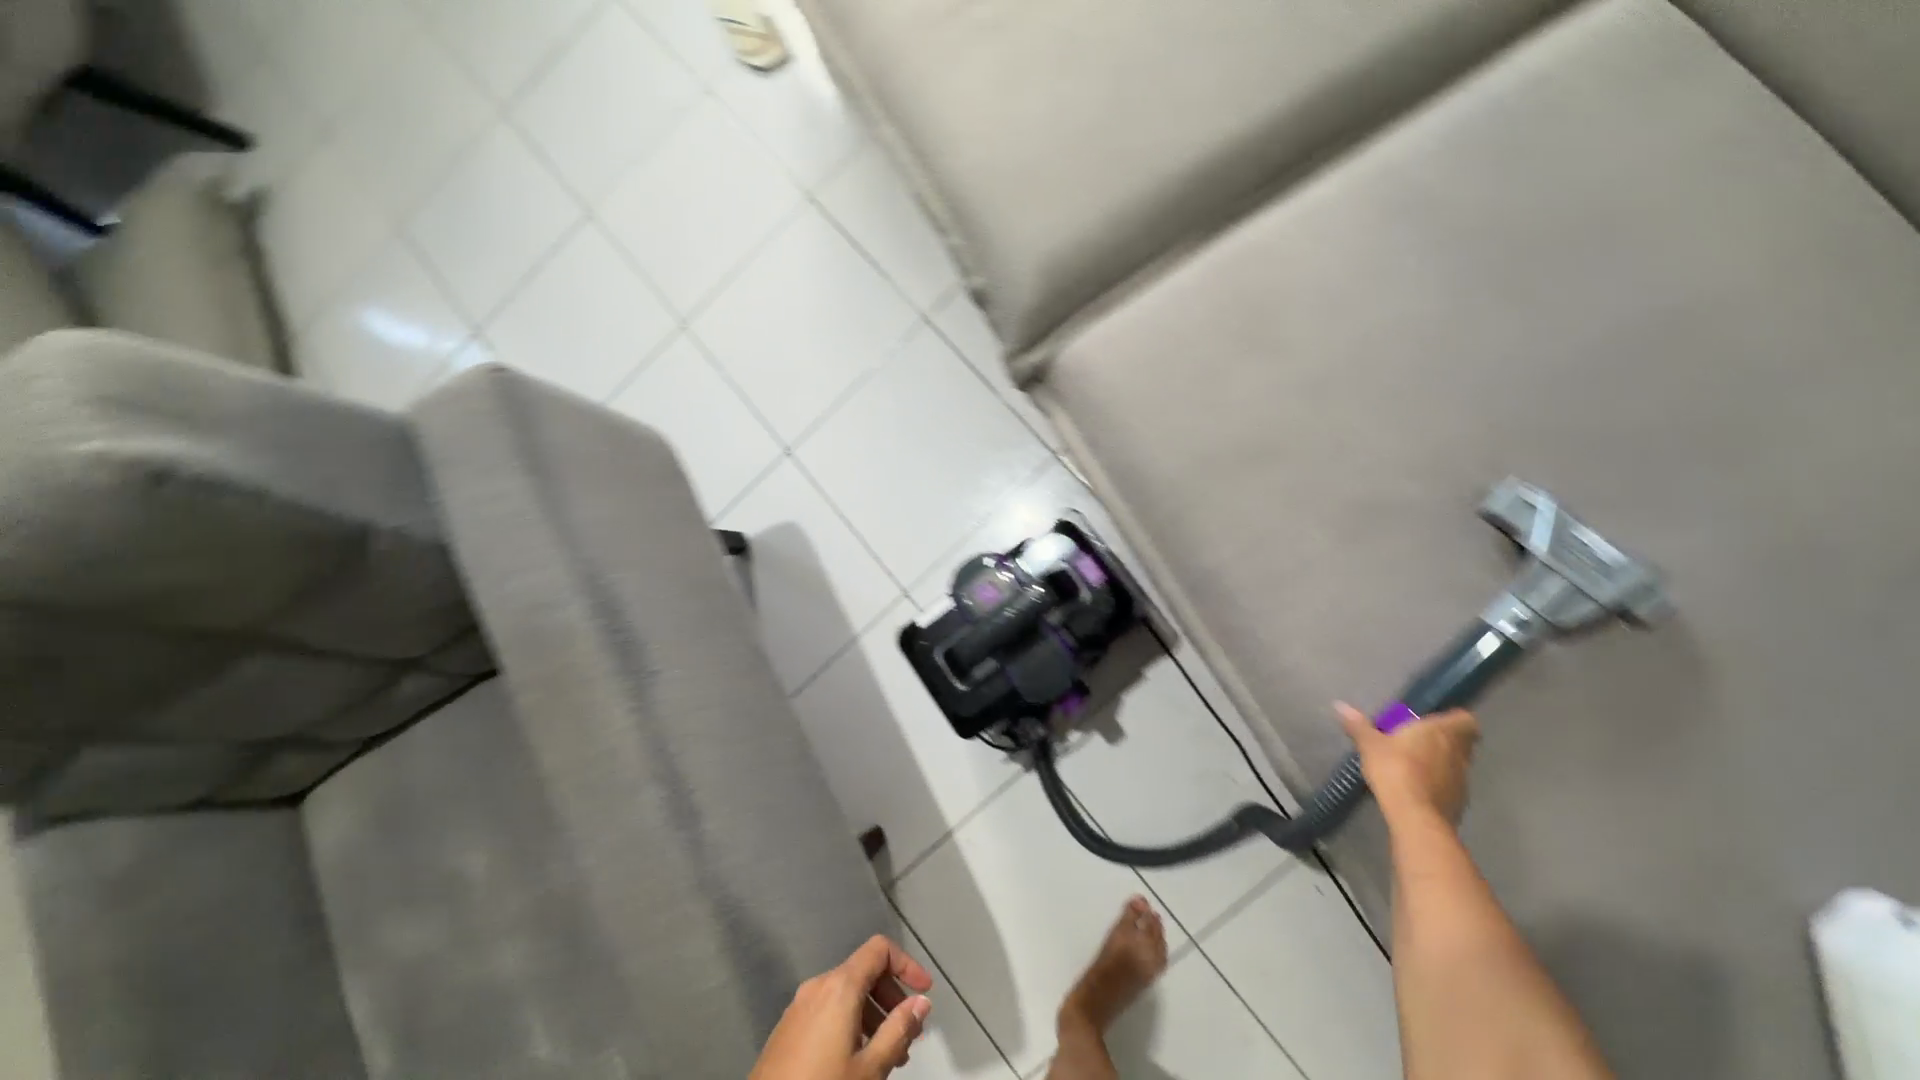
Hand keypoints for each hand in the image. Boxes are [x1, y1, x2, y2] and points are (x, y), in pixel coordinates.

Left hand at [750, 935, 934, 1079]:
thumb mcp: (871, 1066)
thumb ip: (899, 1030)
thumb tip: (921, 1001)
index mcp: (840, 987)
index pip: (880, 950)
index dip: (908, 964)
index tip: (925, 993)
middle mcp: (818, 986)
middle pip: (865, 972)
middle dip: (892, 997)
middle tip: (909, 1035)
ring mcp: (800, 1005)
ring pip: (847, 994)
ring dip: (874, 1015)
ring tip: (889, 1055)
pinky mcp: (789, 1026)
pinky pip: (829, 1010)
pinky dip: (852, 1022)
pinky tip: (857, 1059)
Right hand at [1338, 703, 1479, 826]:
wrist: (1415, 816)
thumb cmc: (1395, 769)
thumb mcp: (1370, 745)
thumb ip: (1358, 726)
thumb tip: (1340, 705)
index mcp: (1442, 732)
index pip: (1465, 720)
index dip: (1456, 720)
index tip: (1438, 722)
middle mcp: (1458, 753)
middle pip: (1463, 743)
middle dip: (1447, 741)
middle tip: (1422, 742)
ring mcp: (1462, 779)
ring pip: (1458, 765)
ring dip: (1443, 764)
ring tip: (1417, 767)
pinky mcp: (1459, 802)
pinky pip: (1452, 787)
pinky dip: (1440, 785)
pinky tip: (1419, 790)